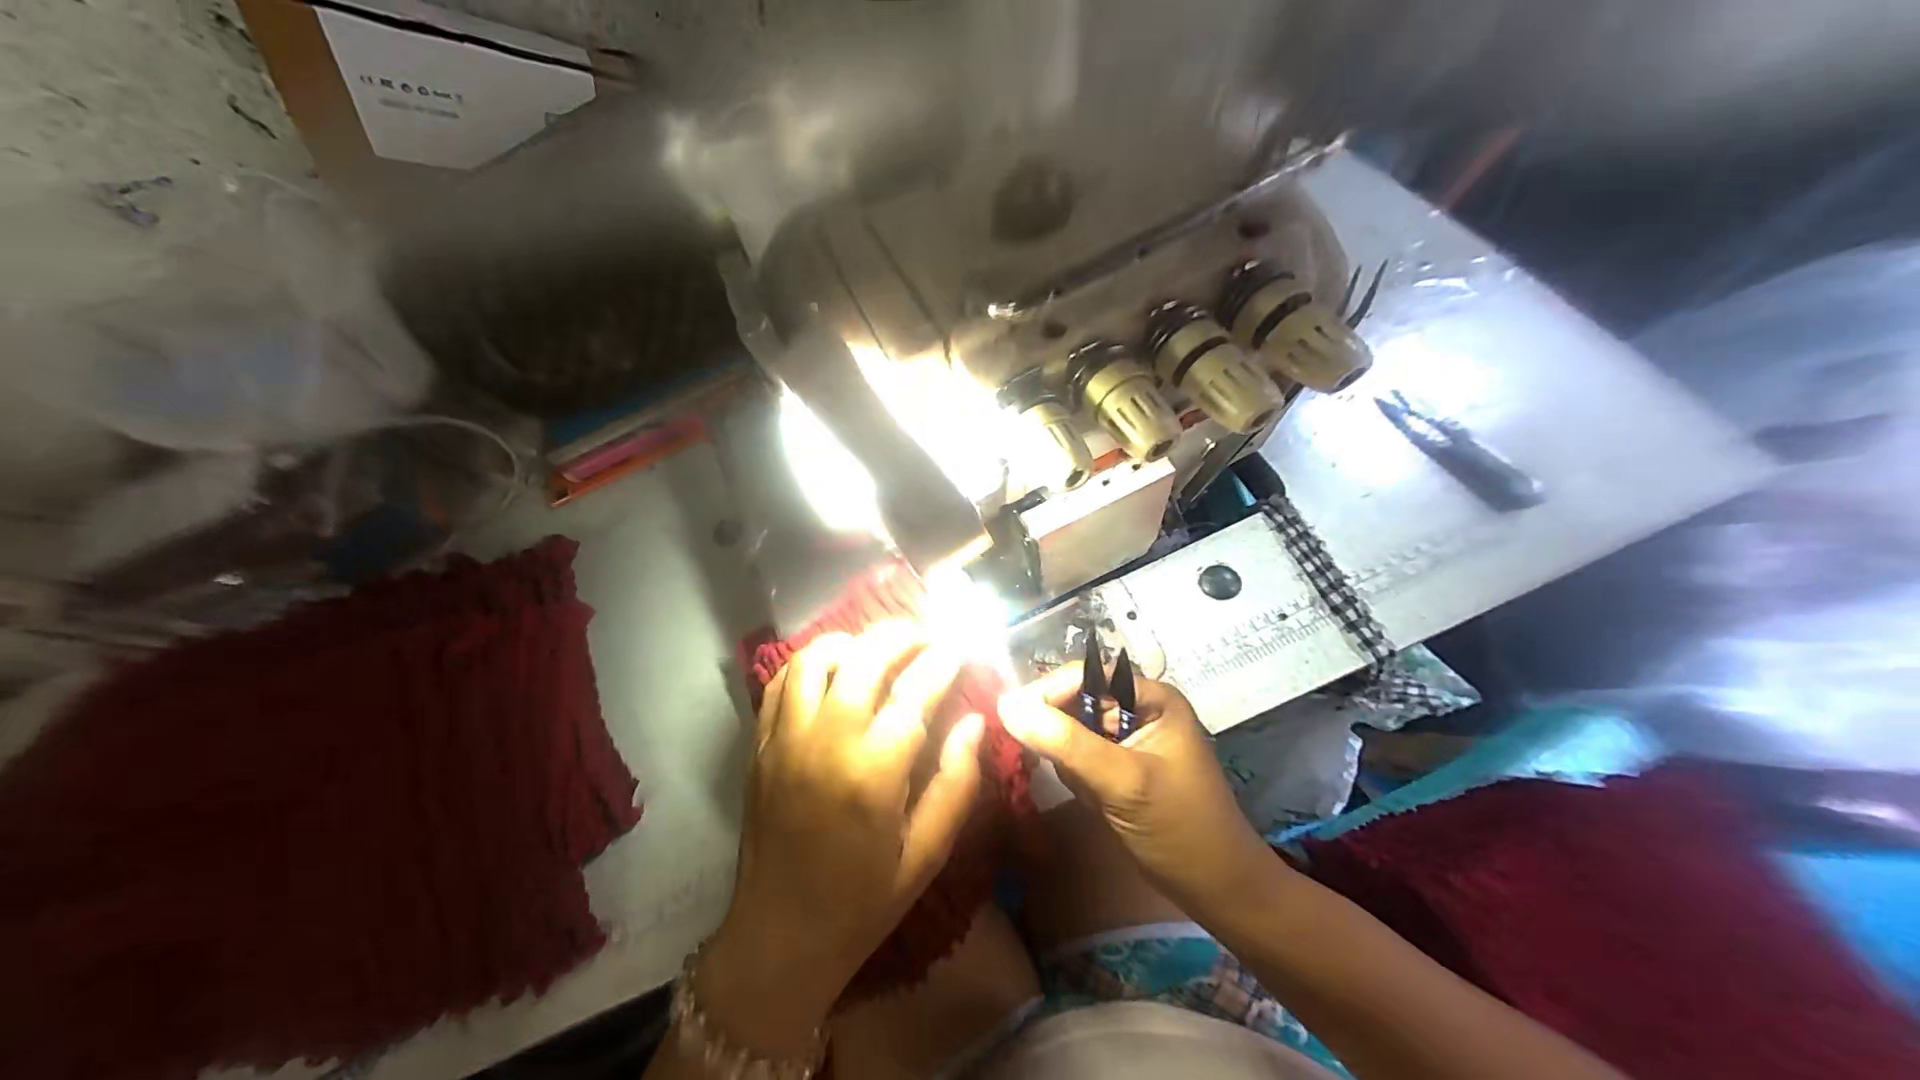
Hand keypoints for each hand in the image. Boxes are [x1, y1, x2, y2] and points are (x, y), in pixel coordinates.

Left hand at [698, 622, 984, 1056]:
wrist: (778, 936)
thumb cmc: (863, 901)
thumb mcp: (927, 855)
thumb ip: (956, 783)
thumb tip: (975, 721)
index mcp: (873, 772)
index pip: (915, 693)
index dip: (942, 663)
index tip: (960, 647)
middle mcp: (826, 742)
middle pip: (864, 659)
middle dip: (901, 636)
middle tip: (926, 636)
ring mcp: (786, 739)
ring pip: (816, 658)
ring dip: (853, 642)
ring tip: (879, 648)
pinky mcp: (760, 744)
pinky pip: (781, 681)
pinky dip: (810, 662)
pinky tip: (834, 669)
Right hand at [996, 665, 1277, 917]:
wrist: (1216, 889)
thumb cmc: (1180, 828)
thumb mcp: (1123, 781)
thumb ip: (1066, 743)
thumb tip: (1007, 706)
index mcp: (1150, 697)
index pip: (1084, 677)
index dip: (1047, 692)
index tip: (1010, 717)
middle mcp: (1137, 709)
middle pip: (1074, 701)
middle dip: (1060, 734)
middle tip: (1057, 768)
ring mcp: (1126, 740)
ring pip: (1070, 732)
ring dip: (1068, 762)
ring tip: (1090, 793)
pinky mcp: (1117, 768)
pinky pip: (1077, 759)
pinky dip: (1076, 779)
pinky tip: (1095, 803)